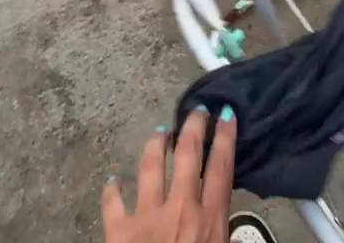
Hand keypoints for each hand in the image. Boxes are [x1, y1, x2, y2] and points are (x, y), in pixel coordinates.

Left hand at [102, 107, 235, 242]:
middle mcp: (180, 208)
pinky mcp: (118, 232)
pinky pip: (112, 202)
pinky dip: (112, 188)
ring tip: (161, 132)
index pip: (222, 165)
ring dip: (157, 143)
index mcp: (209, 219)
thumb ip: (225, 236)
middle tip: (196, 111)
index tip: (227, 114)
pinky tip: (113, 179)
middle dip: (193, 125)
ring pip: (150, 164)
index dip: (226, 135)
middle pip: (188, 152)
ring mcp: (147, 217)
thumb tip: (231, 230)